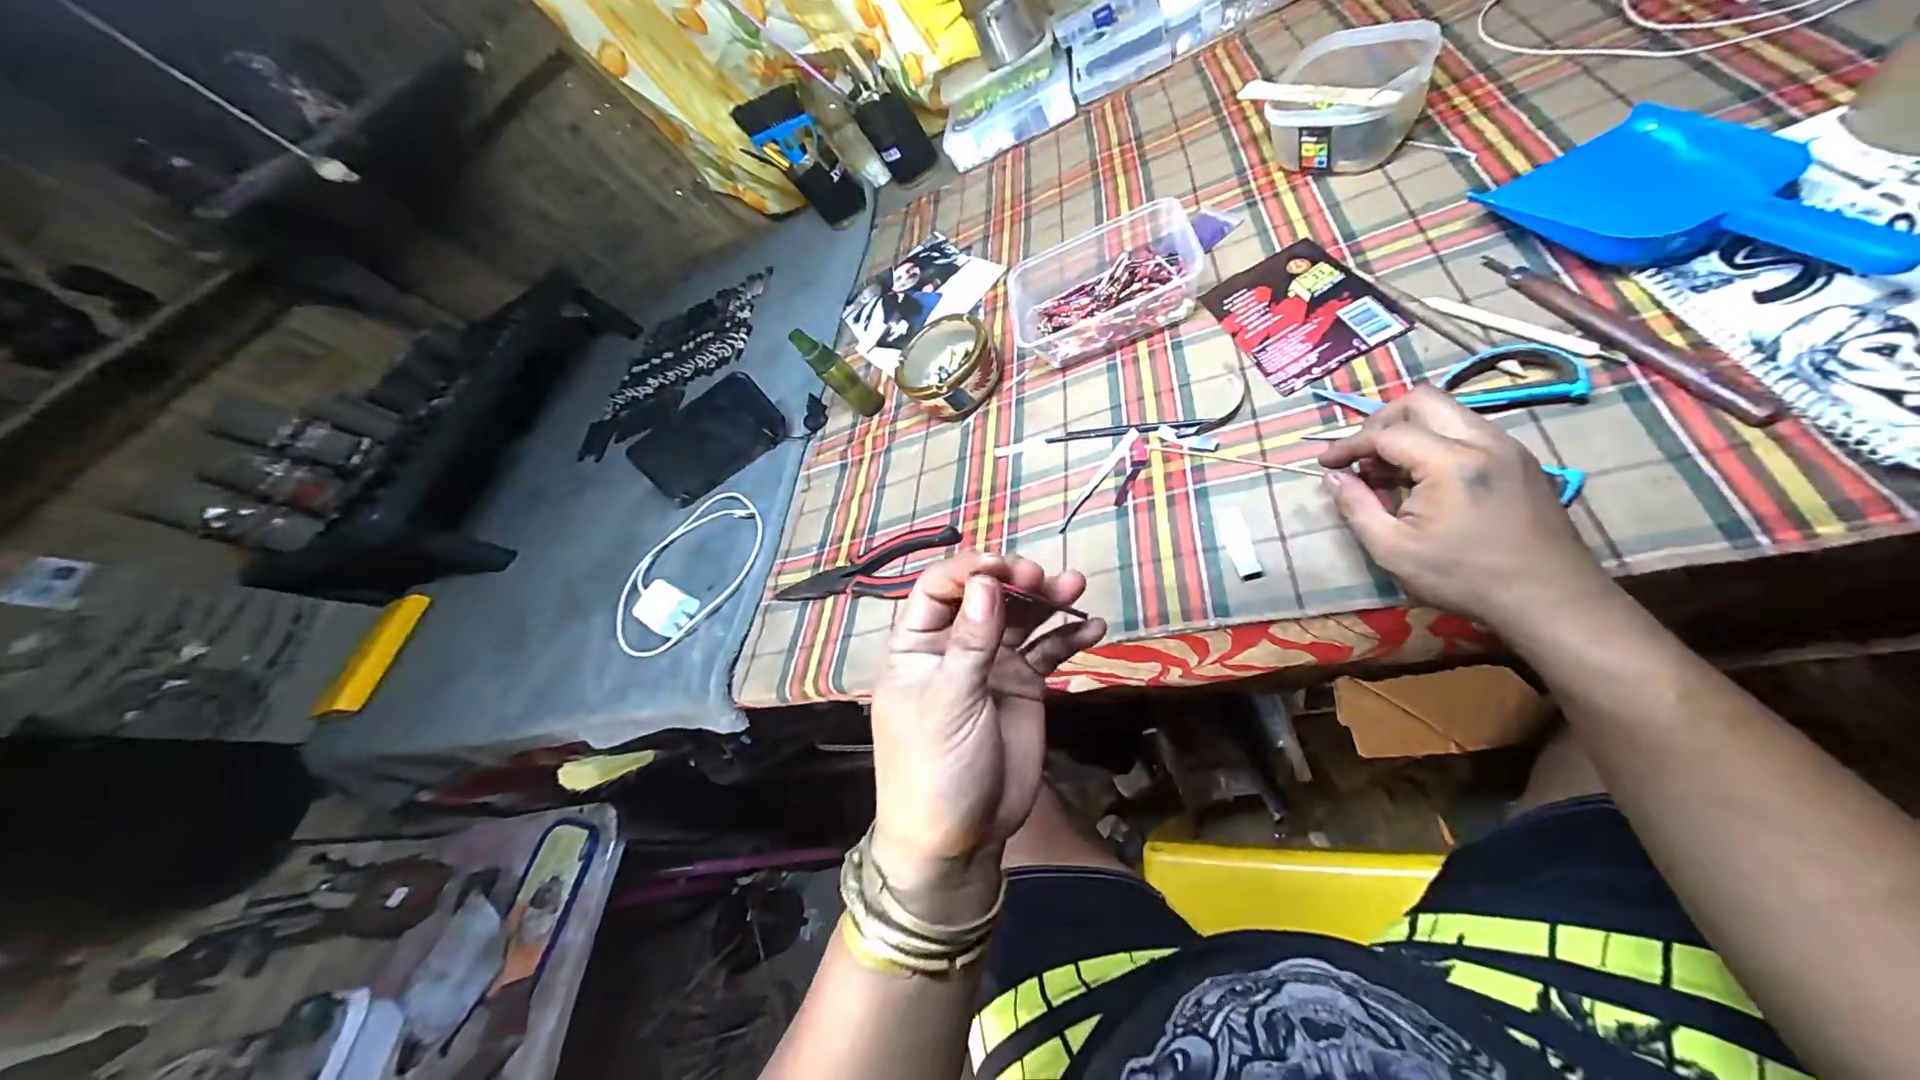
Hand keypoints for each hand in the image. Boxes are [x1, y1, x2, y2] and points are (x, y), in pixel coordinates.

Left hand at [867, 552, 1106, 920]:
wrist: (959, 837)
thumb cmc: (933, 767)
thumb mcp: (948, 703)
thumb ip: (970, 643)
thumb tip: (986, 582)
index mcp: (918, 645)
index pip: (939, 589)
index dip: (970, 571)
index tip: (1003, 568)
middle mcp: (954, 646)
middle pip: (986, 597)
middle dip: (1014, 581)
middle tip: (1043, 578)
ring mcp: (991, 665)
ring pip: (1021, 620)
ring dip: (1048, 601)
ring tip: (1076, 587)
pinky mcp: (1022, 687)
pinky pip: (1047, 653)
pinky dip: (1069, 637)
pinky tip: (1094, 628)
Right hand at [1316, 387, 1613, 631]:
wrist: (1549, 598)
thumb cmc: (1463, 577)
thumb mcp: (1392, 549)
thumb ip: (1356, 507)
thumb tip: (1333, 478)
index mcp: (1451, 462)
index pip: (1387, 432)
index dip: (1349, 445)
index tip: (1325, 464)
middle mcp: (1484, 441)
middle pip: (1422, 400)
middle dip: (1381, 422)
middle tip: (1361, 456)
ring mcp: (1508, 448)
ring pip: (1448, 412)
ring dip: (1410, 431)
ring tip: (1389, 472)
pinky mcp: (1520, 461)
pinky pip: (1468, 431)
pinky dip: (1436, 442)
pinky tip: (1424, 480)